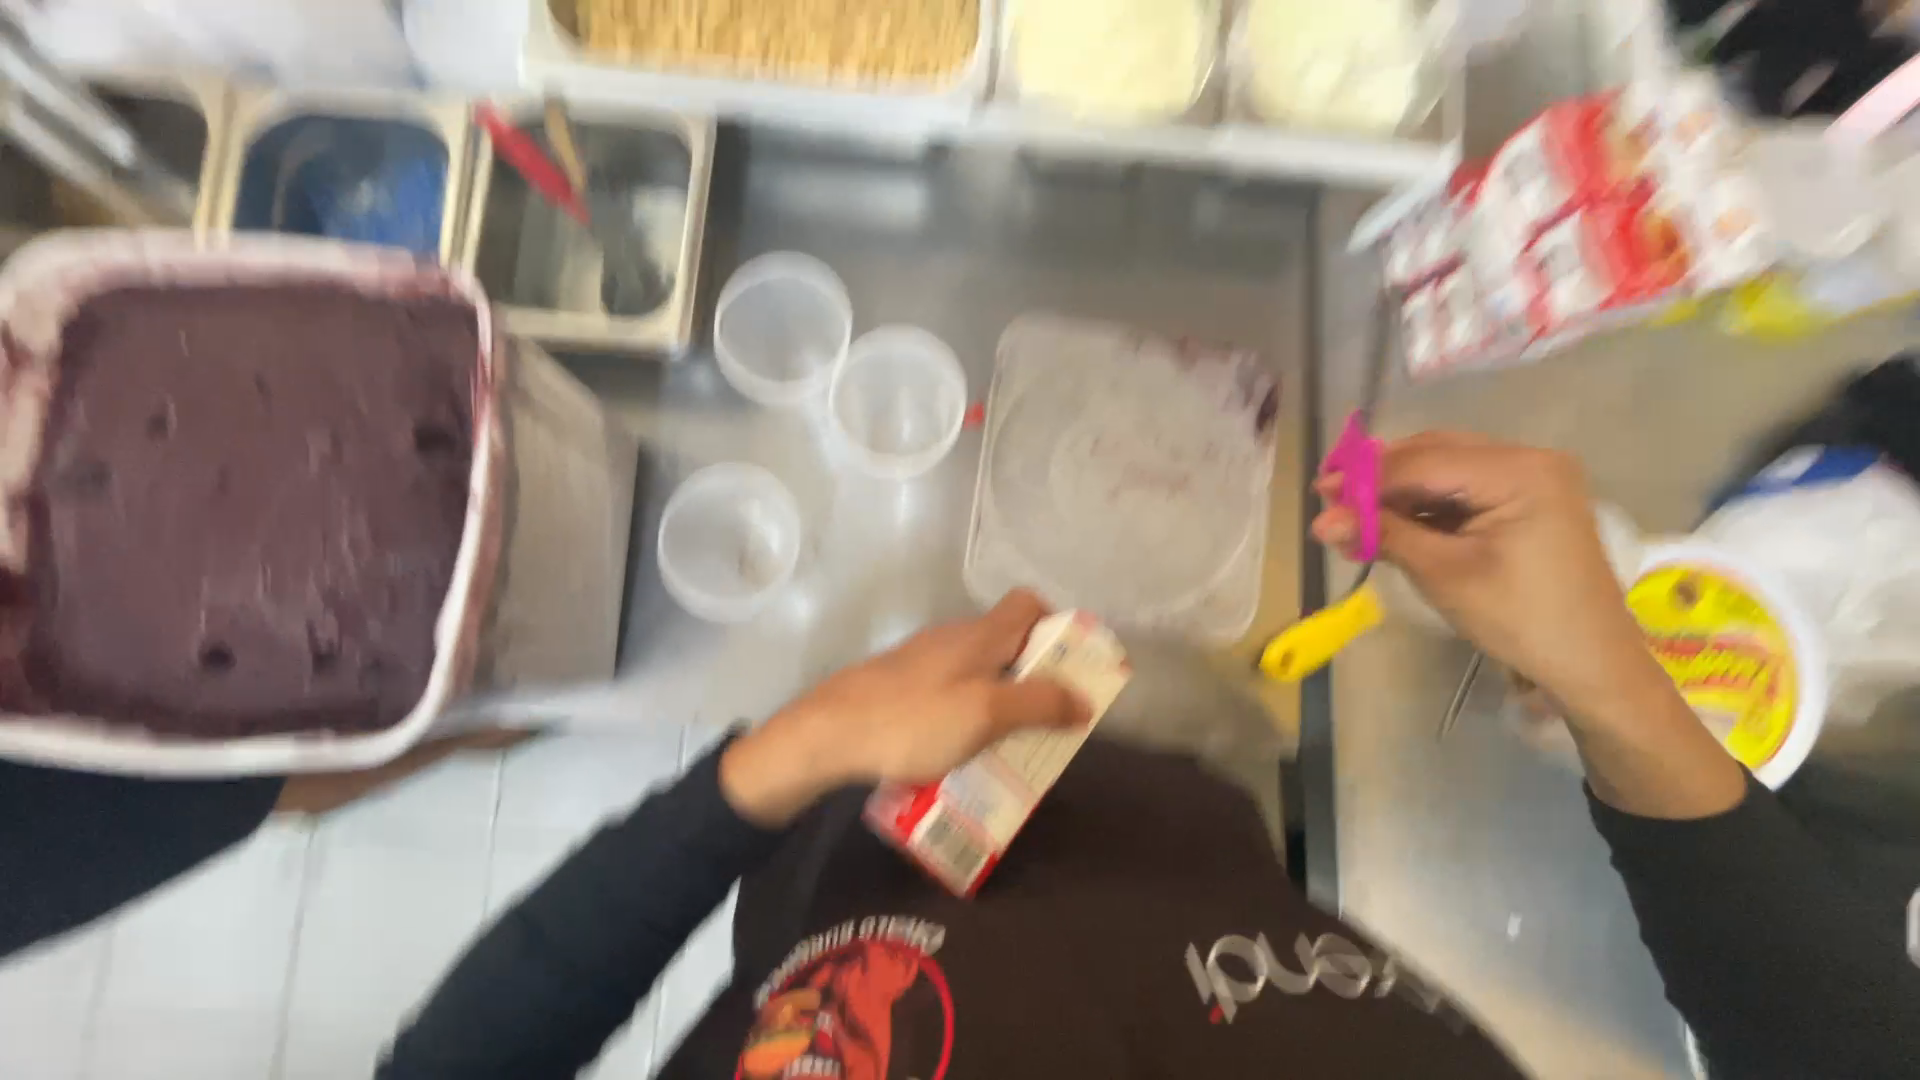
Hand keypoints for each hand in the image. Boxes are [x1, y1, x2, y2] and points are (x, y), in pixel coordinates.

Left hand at [720, 590, 1090, 825]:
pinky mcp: (899, 685)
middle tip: (1048, 719)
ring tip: (1009, 743)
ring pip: (977, 670)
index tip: (1068, 667)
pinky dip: (967, 712)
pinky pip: (949, 691)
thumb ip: (1039, 704)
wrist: (827, 734)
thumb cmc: (914, 720)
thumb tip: (1085, 699)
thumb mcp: (986, 715)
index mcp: (979, 635)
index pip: (1028, 603)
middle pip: (1006, 640)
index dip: (1055, 626)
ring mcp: (921, 660)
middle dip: (1033, 675)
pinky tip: (959, 749)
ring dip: (1001, 699)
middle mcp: (952, 637)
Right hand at [1312, 431, 1662, 722]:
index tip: (1318, 494)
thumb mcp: (1442, 573)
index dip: (1365, 478)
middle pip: (1431, 455)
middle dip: (1378, 481)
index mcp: (1519, 471)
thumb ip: (1381, 536)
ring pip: (1441, 471)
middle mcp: (1527, 460)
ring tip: (1354, 521)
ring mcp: (1529, 480)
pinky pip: (1458, 491)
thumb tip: (1321, 521)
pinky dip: (1420, 507)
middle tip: (1332, 505)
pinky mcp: (1523, 502)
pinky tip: (1388, 527)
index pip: (1422, 462)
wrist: (1589, 663)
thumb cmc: (1519, 617)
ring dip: (1395, 494)